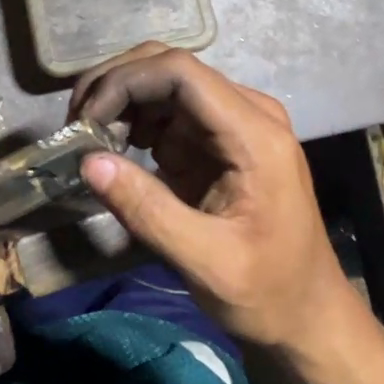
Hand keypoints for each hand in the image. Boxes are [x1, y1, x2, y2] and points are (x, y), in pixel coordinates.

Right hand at [68, 43, 350, 348]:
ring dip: (118, 99)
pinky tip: (112, 148)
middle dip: (114, 84)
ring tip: (86, 138)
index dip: (125, 82)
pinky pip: (166, 107)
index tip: (87, 122)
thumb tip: (88, 161)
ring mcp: (232, 120)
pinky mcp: (217, 135)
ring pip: (162, 80)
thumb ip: (148, 211)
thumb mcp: (207, 263)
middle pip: (168, 65)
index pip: (180, 72)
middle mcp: (246, 111)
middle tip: (74, 124)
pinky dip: (131, 118)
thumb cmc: (267, 294)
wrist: (309, 318)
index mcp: (255, 134)